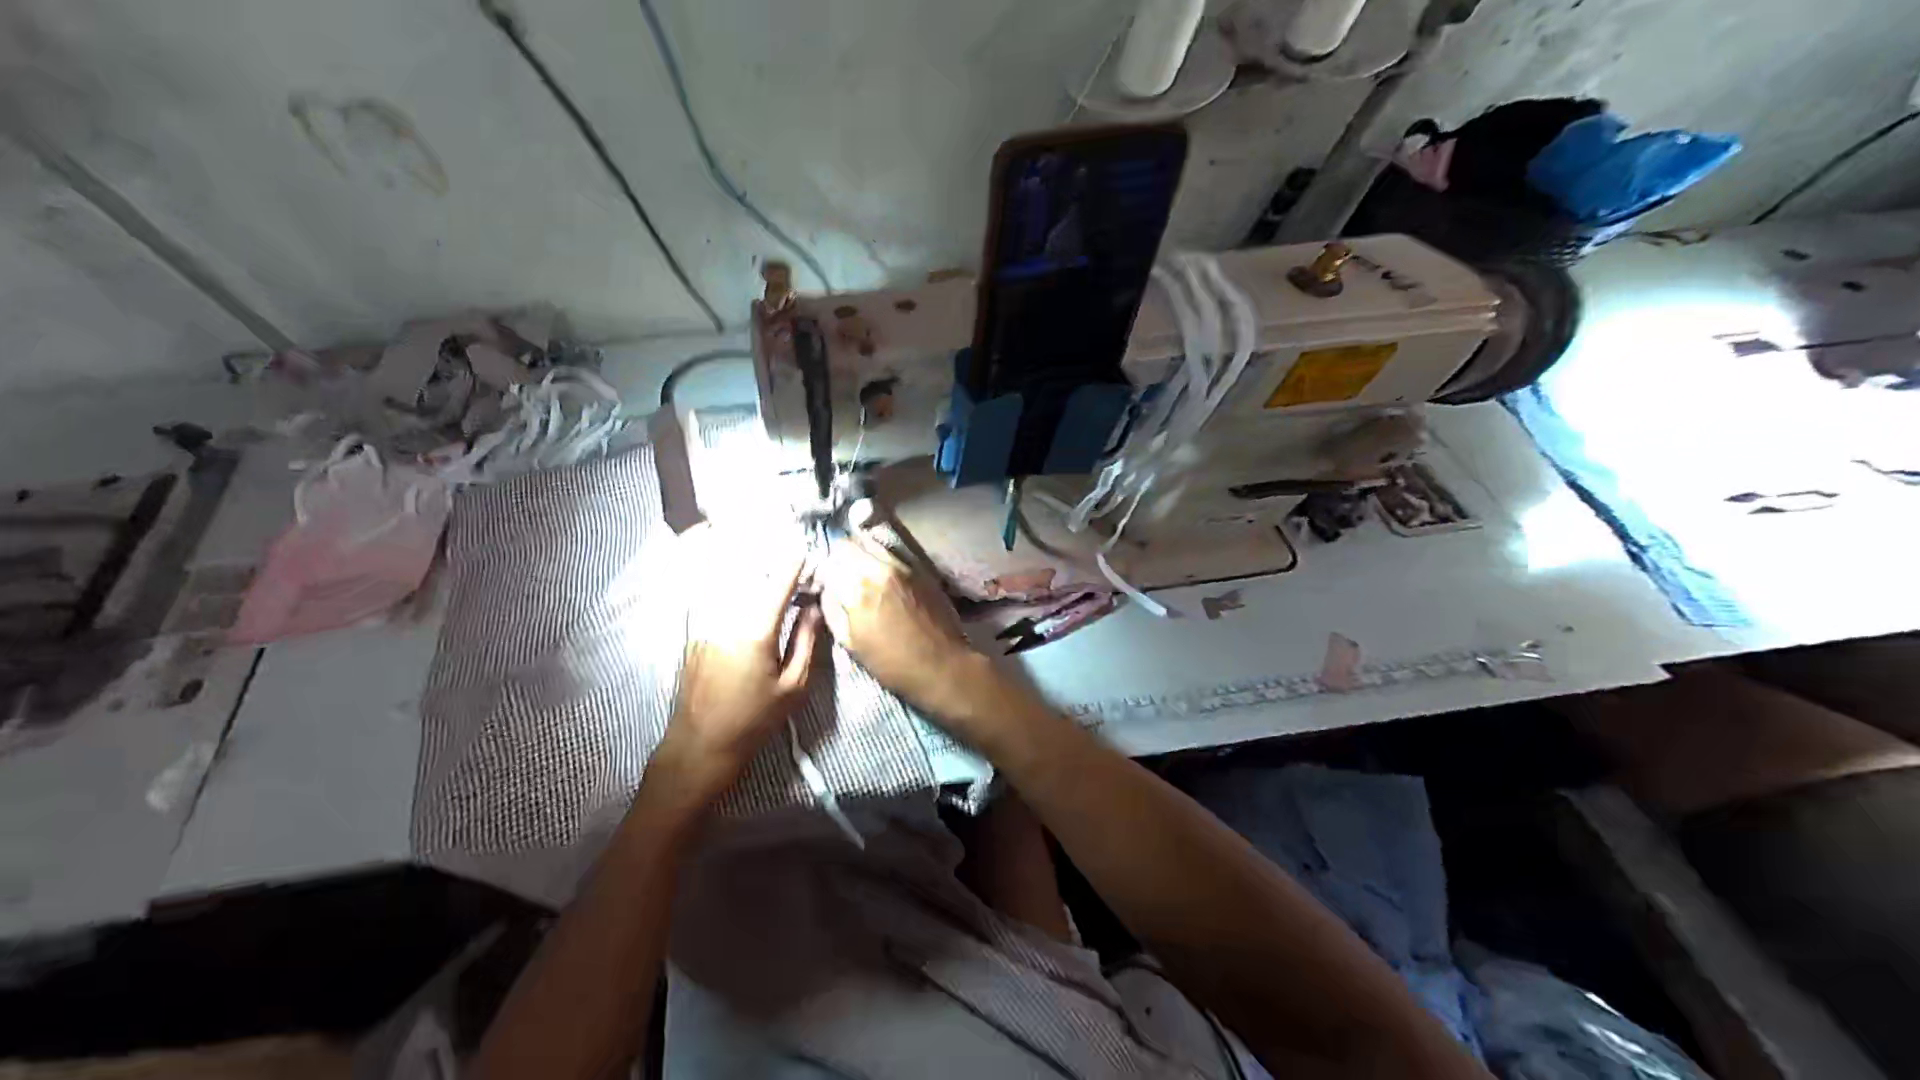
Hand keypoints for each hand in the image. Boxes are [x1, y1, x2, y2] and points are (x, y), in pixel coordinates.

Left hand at [658, 529, 821, 799]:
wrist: (699, 746)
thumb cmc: (754, 721)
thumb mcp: (793, 686)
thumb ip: (806, 642)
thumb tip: (814, 610)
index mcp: (756, 631)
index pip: (779, 585)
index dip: (794, 565)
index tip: (805, 549)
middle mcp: (727, 619)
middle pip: (750, 576)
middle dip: (770, 560)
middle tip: (787, 550)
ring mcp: (704, 625)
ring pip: (727, 584)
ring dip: (746, 568)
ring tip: (762, 556)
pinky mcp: (691, 635)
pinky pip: (710, 598)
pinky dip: (724, 584)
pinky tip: (734, 580)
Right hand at [817, 517, 1010, 730]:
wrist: (942, 664)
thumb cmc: (892, 663)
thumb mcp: (851, 643)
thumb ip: (832, 610)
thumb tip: (827, 589)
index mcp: (858, 590)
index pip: (829, 562)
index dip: (822, 572)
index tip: (824, 584)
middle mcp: (879, 570)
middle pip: (848, 545)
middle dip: (839, 557)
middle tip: (840, 575)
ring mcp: (902, 565)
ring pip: (870, 543)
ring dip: (859, 552)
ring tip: (859, 571)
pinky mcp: (919, 568)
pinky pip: (890, 551)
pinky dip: (878, 556)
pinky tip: (880, 574)